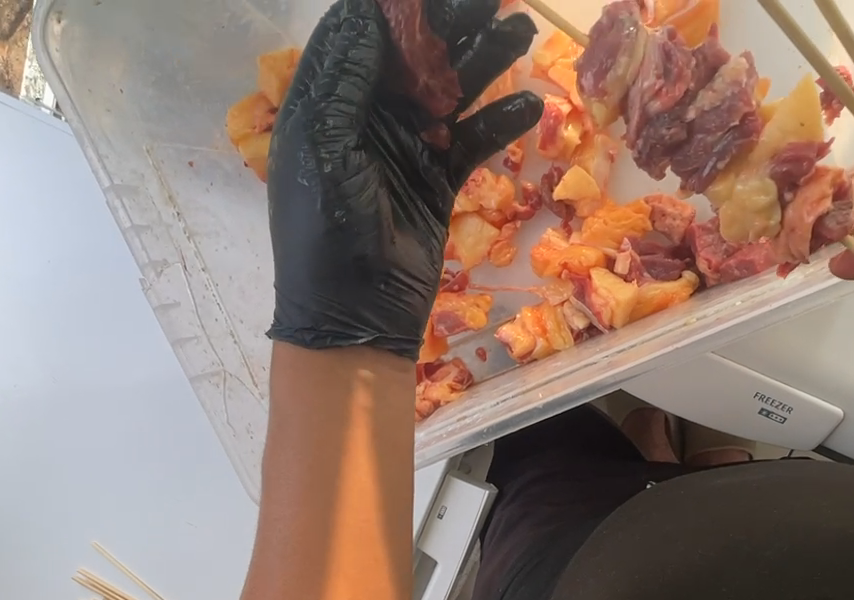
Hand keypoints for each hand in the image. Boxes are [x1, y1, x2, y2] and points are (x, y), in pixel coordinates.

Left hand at [267, 0, 541, 358]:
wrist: (354, 316)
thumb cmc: (327, 234)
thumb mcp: (325, 149)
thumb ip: (347, 79)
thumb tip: (369, 12)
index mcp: (327, 103)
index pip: (360, 32)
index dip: (395, 4)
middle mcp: (366, 118)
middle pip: (413, 55)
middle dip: (452, 22)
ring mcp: (404, 150)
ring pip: (449, 92)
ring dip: (484, 63)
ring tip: (520, 31)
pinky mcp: (435, 182)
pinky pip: (472, 142)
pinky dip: (499, 124)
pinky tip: (528, 107)